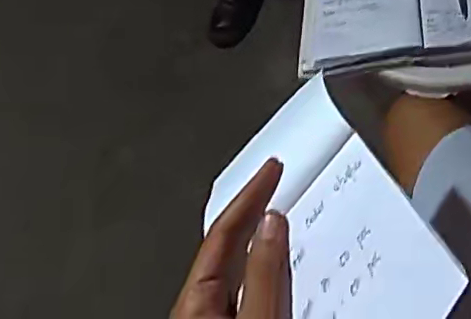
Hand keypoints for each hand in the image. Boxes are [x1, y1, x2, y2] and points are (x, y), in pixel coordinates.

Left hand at [172, 159, 290, 318]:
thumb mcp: (258, 318)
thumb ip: (265, 272)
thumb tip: (273, 220)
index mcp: (193, 304)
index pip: (223, 231)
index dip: (251, 193)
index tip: (272, 167)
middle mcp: (195, 312)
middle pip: (227, 246)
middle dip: (252, 208)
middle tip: (273, 178)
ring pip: (237, 269)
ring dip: (259, 236)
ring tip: (278, 211)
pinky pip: (246, 290)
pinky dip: (263, 266)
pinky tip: (274, 265)